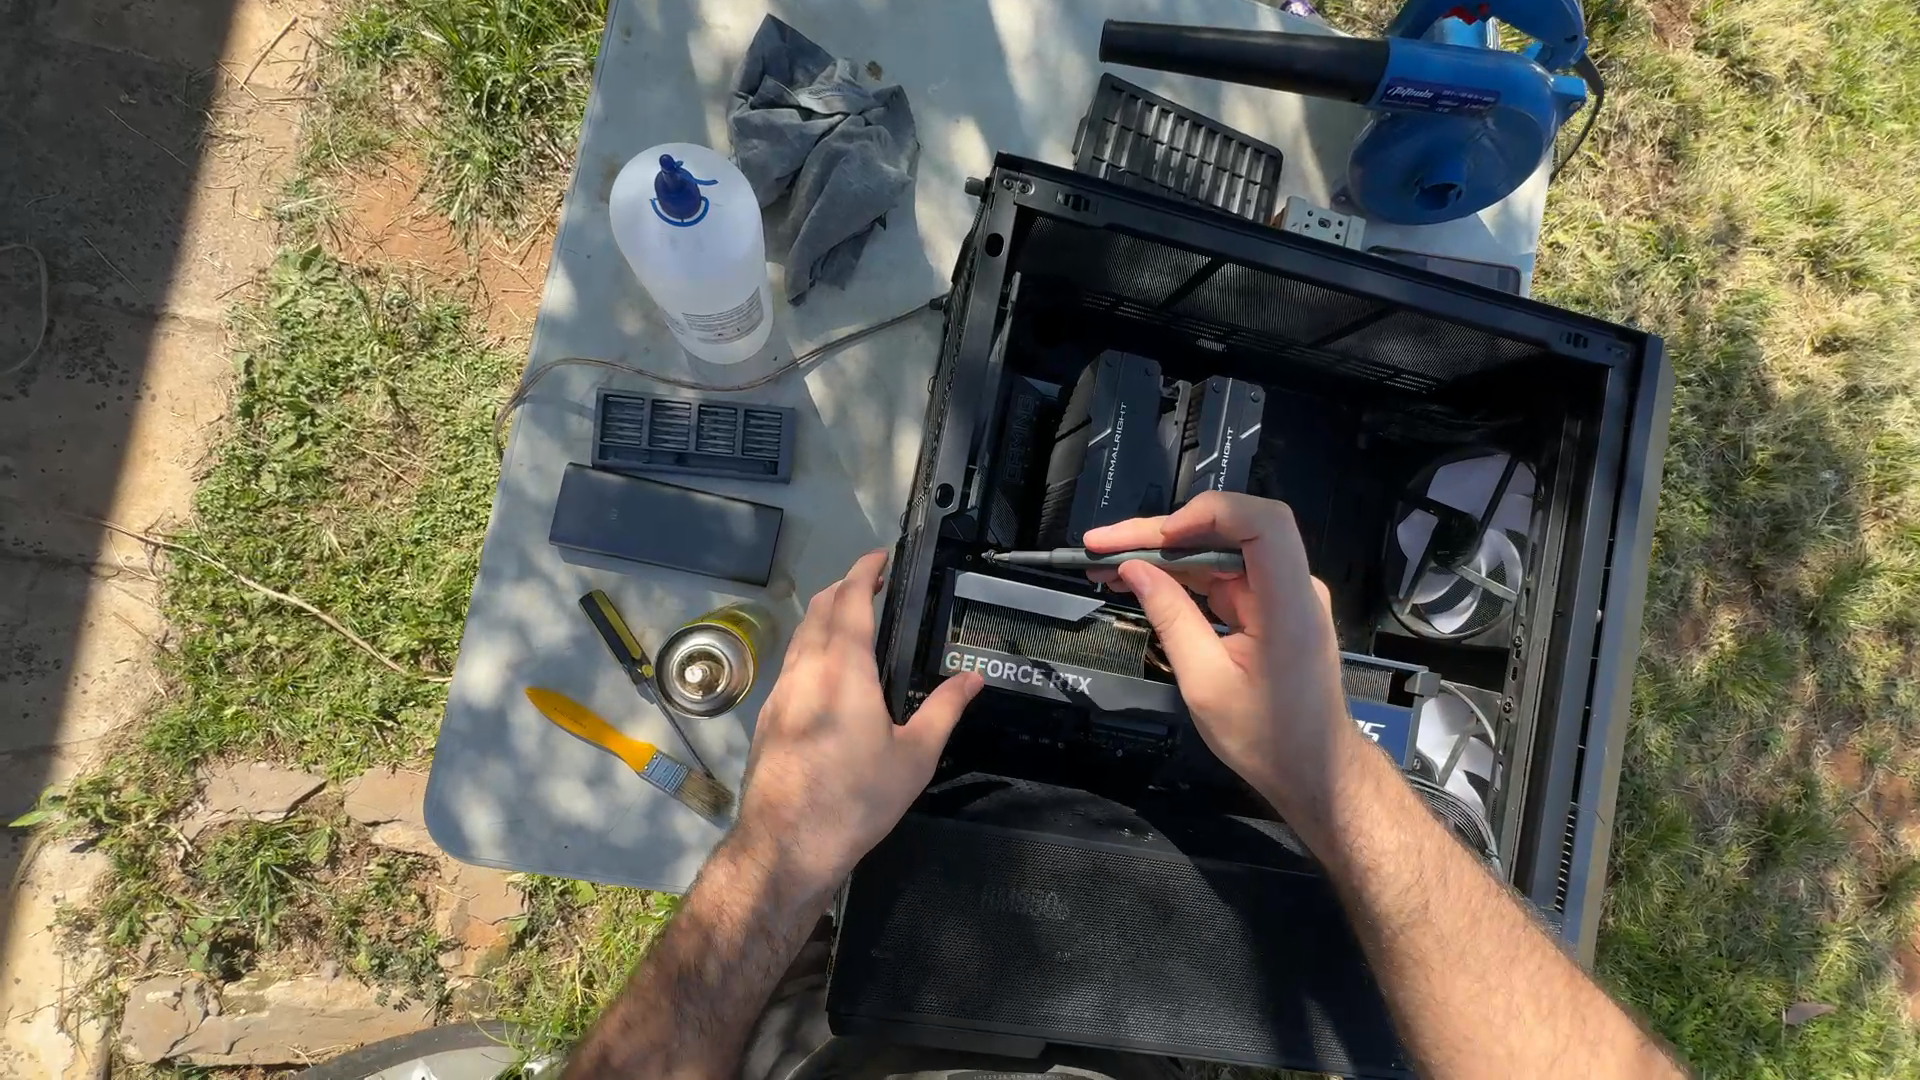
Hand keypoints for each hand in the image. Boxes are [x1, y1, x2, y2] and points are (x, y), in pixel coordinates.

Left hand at [736, 550, 984, 893]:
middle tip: (873, 584)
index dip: (865, 570)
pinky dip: (811, 644)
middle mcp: (807, 668)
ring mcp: (781, 691)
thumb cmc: (857, 797)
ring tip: (852, 619)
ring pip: (801, 634)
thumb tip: (973, 679)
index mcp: (845, 668)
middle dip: (845, 587)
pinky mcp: (769, 714)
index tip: (880, 557)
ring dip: (825, 614)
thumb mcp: (915, 756)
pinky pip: (791, 661)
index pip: (852, 600)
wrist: (786, 844)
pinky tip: (827, 670)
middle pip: (820, 608)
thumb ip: (944, 709)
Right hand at [1082, 493, 1353, 819]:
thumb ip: (1170, 618)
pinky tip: (1138, 578)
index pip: (1263, 523)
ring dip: (1162, 554)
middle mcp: (1291, 586)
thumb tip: (1134, 570)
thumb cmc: (1266, 738)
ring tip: (1105, 564)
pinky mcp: (1268, 605)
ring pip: (1216, 551)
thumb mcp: (1204, 683)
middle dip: (1160, 534)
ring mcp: (1281, 593)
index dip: (1208, 514)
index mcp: (1288, 604)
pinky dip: (1178, 575)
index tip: (1158, 537)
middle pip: (1227, 531)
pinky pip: (1219, 575)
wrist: (1312, 770)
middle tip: (1101, 546)